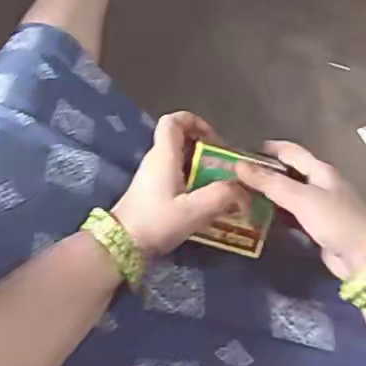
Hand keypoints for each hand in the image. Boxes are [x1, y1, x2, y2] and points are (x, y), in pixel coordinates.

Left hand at [111, 112, 248, 256]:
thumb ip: (222, 196)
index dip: (195, 121)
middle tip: (225, 167)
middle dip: (205, 149)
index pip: (173, 120)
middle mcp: (156, 159)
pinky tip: (205, 201)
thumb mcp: (194, 211)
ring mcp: (152, 175)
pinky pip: (176, 176)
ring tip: (221, 186)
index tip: (214, 140)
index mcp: (164, 155)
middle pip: (181, 140)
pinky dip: (192, 181)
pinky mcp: (152, 191)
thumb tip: (242, 190)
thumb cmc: (156, 222)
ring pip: (180, 159)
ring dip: (201, 167)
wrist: (122, 244)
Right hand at [233, 141, 365, 280]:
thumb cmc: (335, 220)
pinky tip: (259, 215)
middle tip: (236, 176)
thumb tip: (239, 165)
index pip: (290, 151)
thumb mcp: (301, 198)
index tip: (240, 153)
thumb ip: (270, 182)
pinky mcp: (316, 224)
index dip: (266, 149)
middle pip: (287, 171)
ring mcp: (319, 204)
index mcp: (320, 170)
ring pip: (288, 192)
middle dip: (264, 171)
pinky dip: (275, 210)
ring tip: (241, 194)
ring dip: (267, 192)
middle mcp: (319, 183)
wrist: (363, 257)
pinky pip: (291, 211)